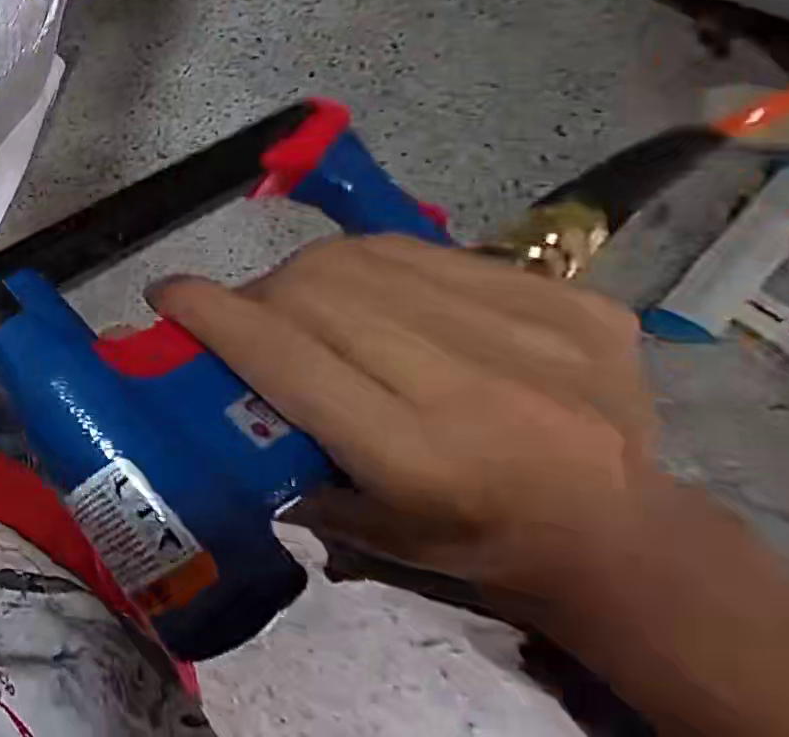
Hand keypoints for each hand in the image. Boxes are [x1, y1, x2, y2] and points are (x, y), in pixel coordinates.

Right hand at [147, 235, 661, 590]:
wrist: (622, 534)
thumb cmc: (460, 538)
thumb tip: (192, 363)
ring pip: (357, 259)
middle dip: (255, 295)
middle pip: (312, 294)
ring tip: (305, 302)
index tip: (165, 293)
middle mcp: (478, 390)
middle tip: (243, 315)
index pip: (282, 354)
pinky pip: (418, 250)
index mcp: (417, 458)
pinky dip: (369, 264)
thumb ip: (266, 442)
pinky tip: (371, 293)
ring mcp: (535, 337)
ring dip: (306, 275)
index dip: (211, 313)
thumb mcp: (348, 519)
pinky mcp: (571, 301)